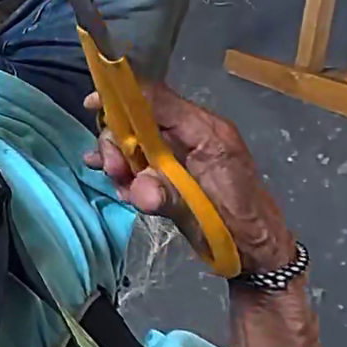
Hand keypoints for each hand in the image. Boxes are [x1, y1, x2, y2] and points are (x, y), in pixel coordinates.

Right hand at [82, 83, 296, 272]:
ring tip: (121, 187)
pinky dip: (122, 168)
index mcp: (205, 132)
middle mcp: (189, 132)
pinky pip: (136, 155)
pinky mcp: (169, 164)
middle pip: (136, 118)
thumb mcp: (204, 212)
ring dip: (117, 160)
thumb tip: (139, 192)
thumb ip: (169, 196)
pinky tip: (120, 187)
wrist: (255, 250)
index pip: (157, 97)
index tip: (92, 105)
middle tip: (113, 171)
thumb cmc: (237, 227)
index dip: (122, 96)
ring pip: (131, 138)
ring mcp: (178, 148)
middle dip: (116, 142)